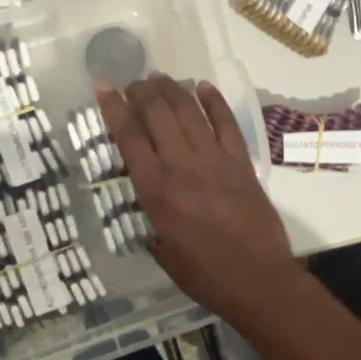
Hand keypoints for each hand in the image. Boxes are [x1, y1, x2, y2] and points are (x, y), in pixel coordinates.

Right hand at [98, 75, 298, 320]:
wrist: (258, 281)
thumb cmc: (204, 276)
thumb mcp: (162, 252)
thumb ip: (151, 222)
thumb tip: (148, 207)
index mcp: (156, 192)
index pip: (129, 137)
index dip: (113, 108)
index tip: (103, 86)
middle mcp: (182, 167)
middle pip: (158, 114)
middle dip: (141, 91)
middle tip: (133, 83)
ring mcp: (215, 161)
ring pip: (189, 111)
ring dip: (172, 89)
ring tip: (160, 78)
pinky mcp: (242, 163)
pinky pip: (226, 123)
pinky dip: (213, 101)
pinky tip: (203, 87)